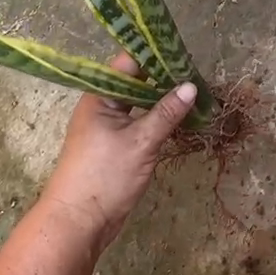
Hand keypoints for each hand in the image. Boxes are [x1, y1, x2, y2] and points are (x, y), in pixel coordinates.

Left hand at [39, 54, 199, 255]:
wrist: (78, 222)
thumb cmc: (104, 175)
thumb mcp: (141, 141)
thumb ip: (166, 113)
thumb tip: (191, 86)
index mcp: (100, 96)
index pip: (129, 64)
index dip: (155, 56)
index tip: (184, 53)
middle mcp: (102, 105)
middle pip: (135, 82)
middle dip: (164, 78)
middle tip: (197, 74)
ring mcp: (108, 126)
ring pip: (138, 104)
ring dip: (162, 100)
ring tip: (194, 93)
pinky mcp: (115, 146)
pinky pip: (139, 122)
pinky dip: (158, 119)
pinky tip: (180, 119)